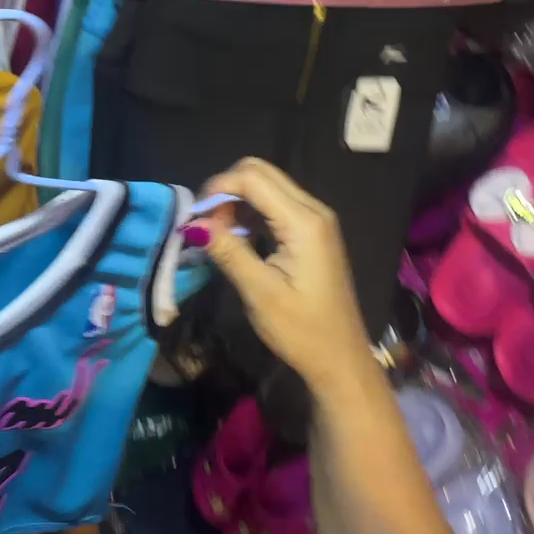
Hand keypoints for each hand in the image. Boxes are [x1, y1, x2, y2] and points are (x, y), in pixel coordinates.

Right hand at [191, 158, 372, 387]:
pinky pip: (274, 202)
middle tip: (207, 222)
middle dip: (226, 188)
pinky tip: (237, 236)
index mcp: (304, 222)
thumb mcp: (259, 293)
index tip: (196, 217)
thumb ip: (227, 251)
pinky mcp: (310, 231)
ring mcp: (314, 219)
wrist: (341, 362)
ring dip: (236, 198)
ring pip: (266, 184)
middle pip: (260, 172)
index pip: (252, 178)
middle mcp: (312, 210)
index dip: (218, 188)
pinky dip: (249, 210)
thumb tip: (192, 224)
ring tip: (218, 232)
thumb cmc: (302, 331)